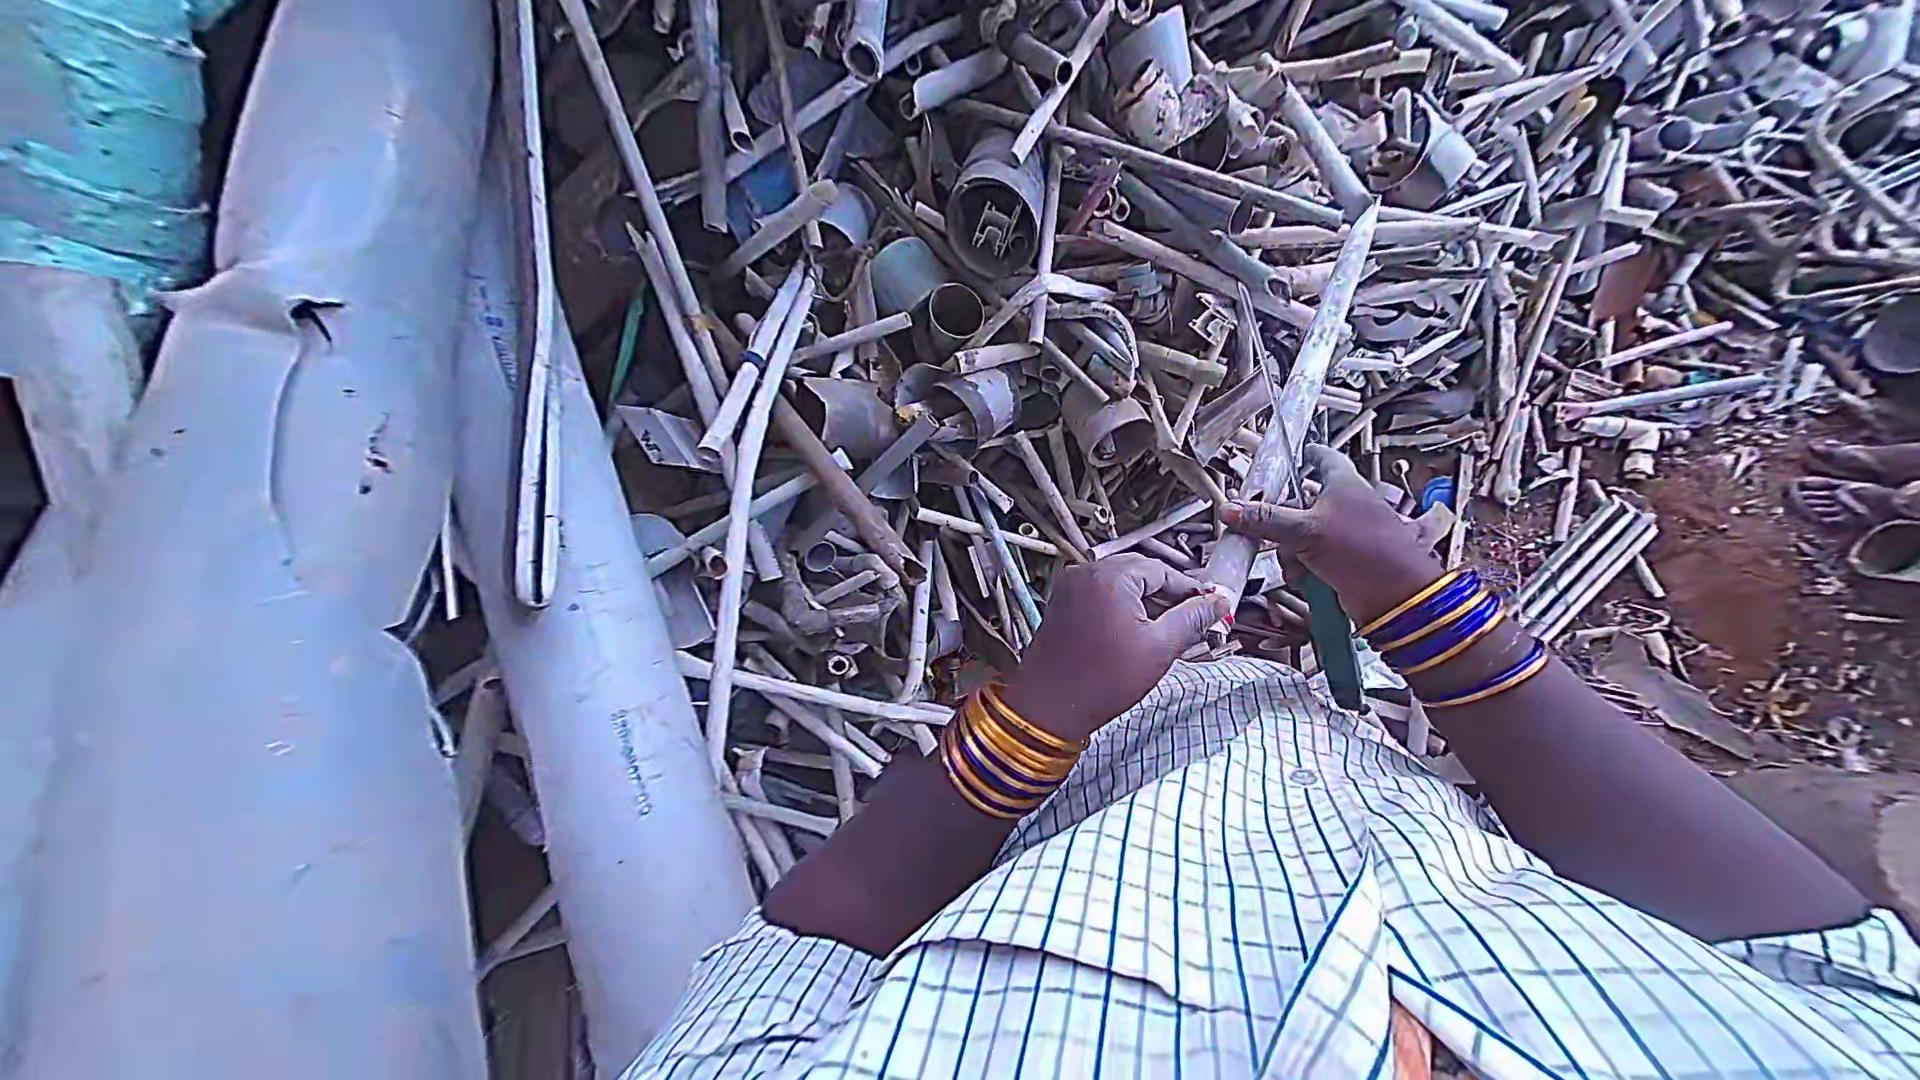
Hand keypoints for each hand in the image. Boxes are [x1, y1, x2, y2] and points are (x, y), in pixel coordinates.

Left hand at [998, 554, 1229, 740]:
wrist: (1050, 704)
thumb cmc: (1100, 680)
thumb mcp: (1159, 647)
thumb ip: (1192, 619)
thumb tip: (1217, 603)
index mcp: (1110, 576)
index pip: (1163, 571)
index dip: (1190, 590)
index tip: (1210, 607)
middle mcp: (1086, 572)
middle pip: (1141, 573)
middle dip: (1169, 596)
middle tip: (1193, 620)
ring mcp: (1071, 586)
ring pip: (1121, 583)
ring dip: (1146, 602)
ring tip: (1168, 631)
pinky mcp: (1063, 602)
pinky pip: (1101, 593)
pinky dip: (1123, 606)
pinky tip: (1139, 631)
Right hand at [1221, 444, 1443, 625]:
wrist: (1396, 597)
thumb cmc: (1367, 553)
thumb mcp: (1305, 531)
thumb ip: (1265, 520)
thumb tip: (1231, 509)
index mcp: (1345, 485)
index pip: (1322, 458)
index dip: (1304, 456)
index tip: (1289, 456)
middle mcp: (1347, 506)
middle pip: (1300, 504)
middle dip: (1281, 522)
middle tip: (1266, 529)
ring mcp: (1346, 534)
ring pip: (1302, 533)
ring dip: (1291, 551)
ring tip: (1294, 563)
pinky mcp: (1344, 559)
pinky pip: (1310, 557)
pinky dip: (1302, 566)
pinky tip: (1304, 576)